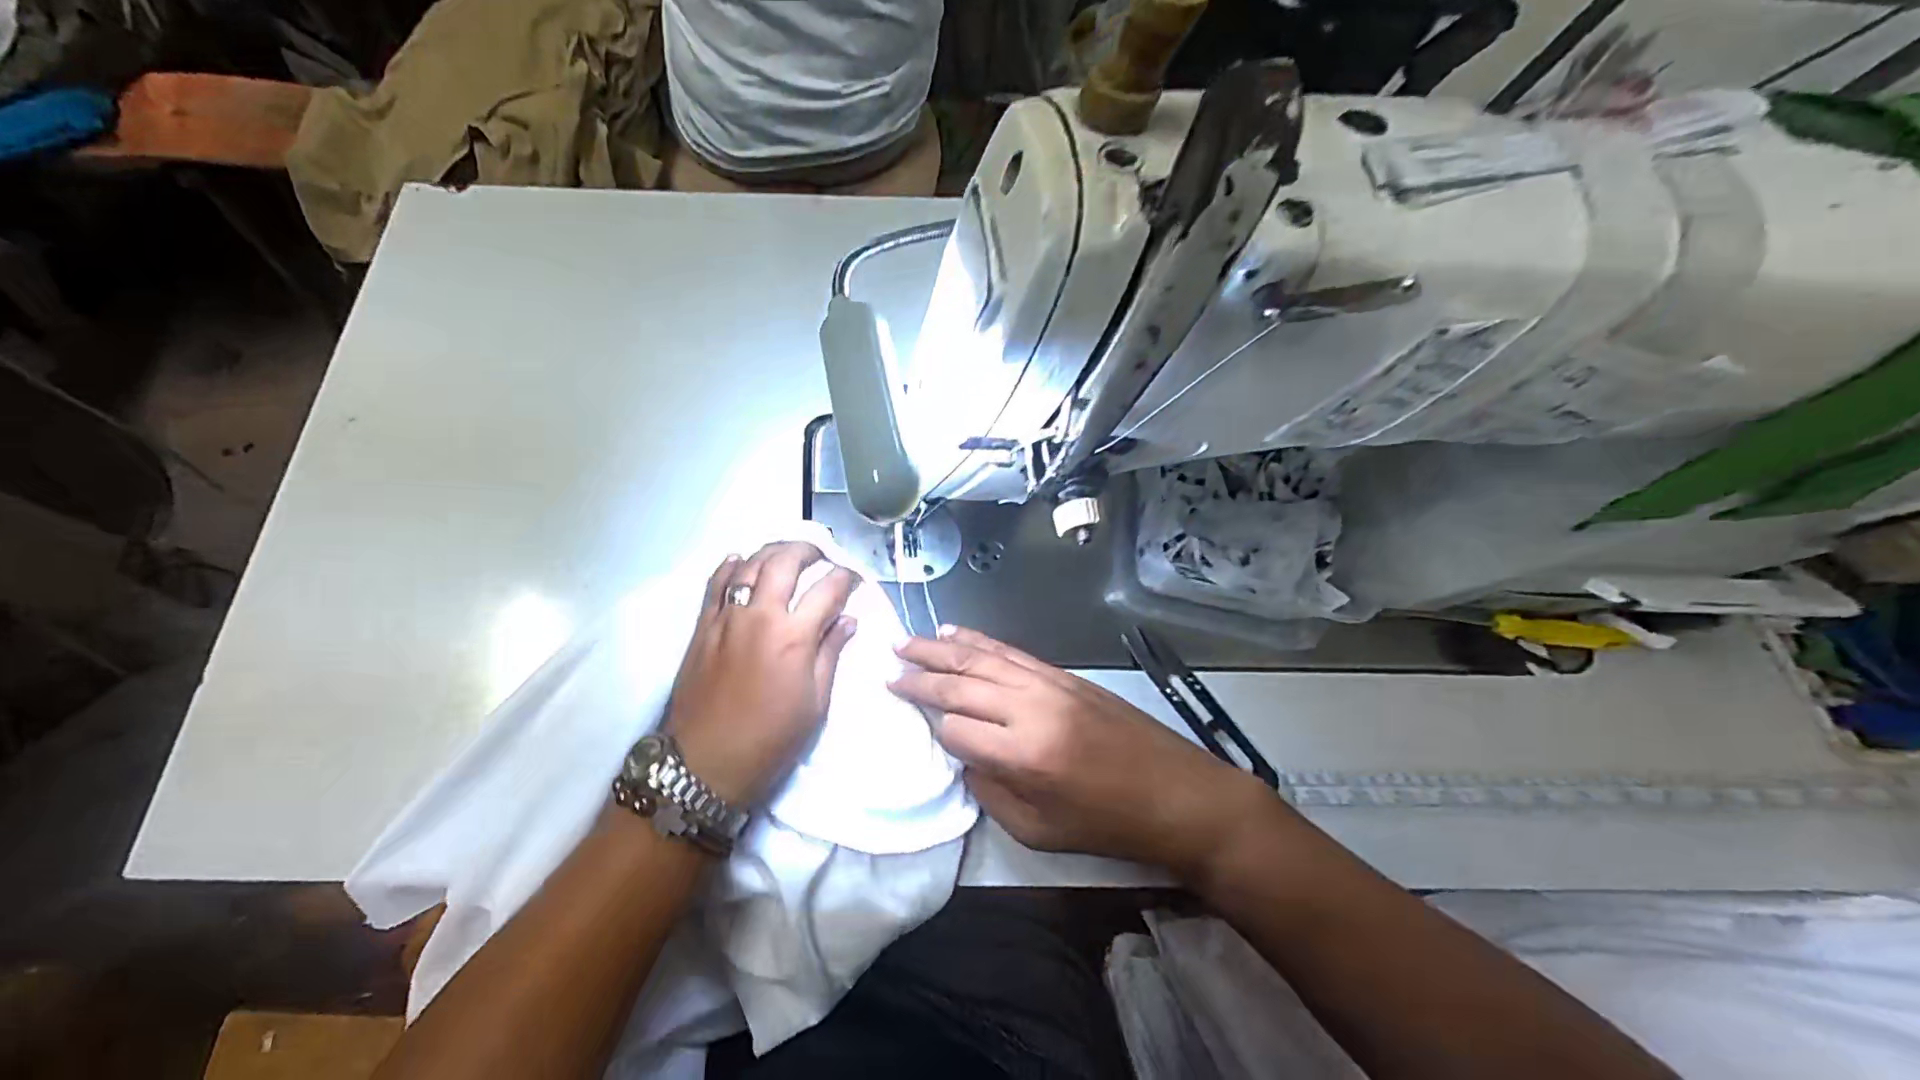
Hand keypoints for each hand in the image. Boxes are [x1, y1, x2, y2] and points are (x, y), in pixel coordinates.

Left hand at [663, 542, 859, 807]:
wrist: (704, 765)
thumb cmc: (770, 740)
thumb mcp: (815, 703)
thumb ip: (831, 654)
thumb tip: (847, 621)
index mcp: (794, 637)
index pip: (828, 590)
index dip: (846, 578)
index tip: (855, 578)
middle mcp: (760, 616)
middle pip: (785, 563)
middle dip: (808, 551)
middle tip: (822, 554)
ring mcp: (726, 618)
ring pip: (749, 565)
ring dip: (772, 551)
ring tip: (788, 553)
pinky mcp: (702, 627)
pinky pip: (716, 584)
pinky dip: (730, 566)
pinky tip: (741, 560)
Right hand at [889, 626, 1274, 878]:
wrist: (1176, 793)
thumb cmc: (1106, 824)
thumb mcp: (1039, 832)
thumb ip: (991, 792)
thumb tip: (965, 756)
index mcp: (1022, 755)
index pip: (955, 729)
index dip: (932, 727)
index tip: (914, 723)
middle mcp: (1030, 709)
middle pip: (961, 683)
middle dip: (920, 674)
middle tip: (887, 666)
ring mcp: (1048, 684)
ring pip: (982, 658)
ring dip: (941, 648)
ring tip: (907, 641)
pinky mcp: (1063, 674)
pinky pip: (1011, 652)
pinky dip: (979, 640)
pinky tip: (956, 632)